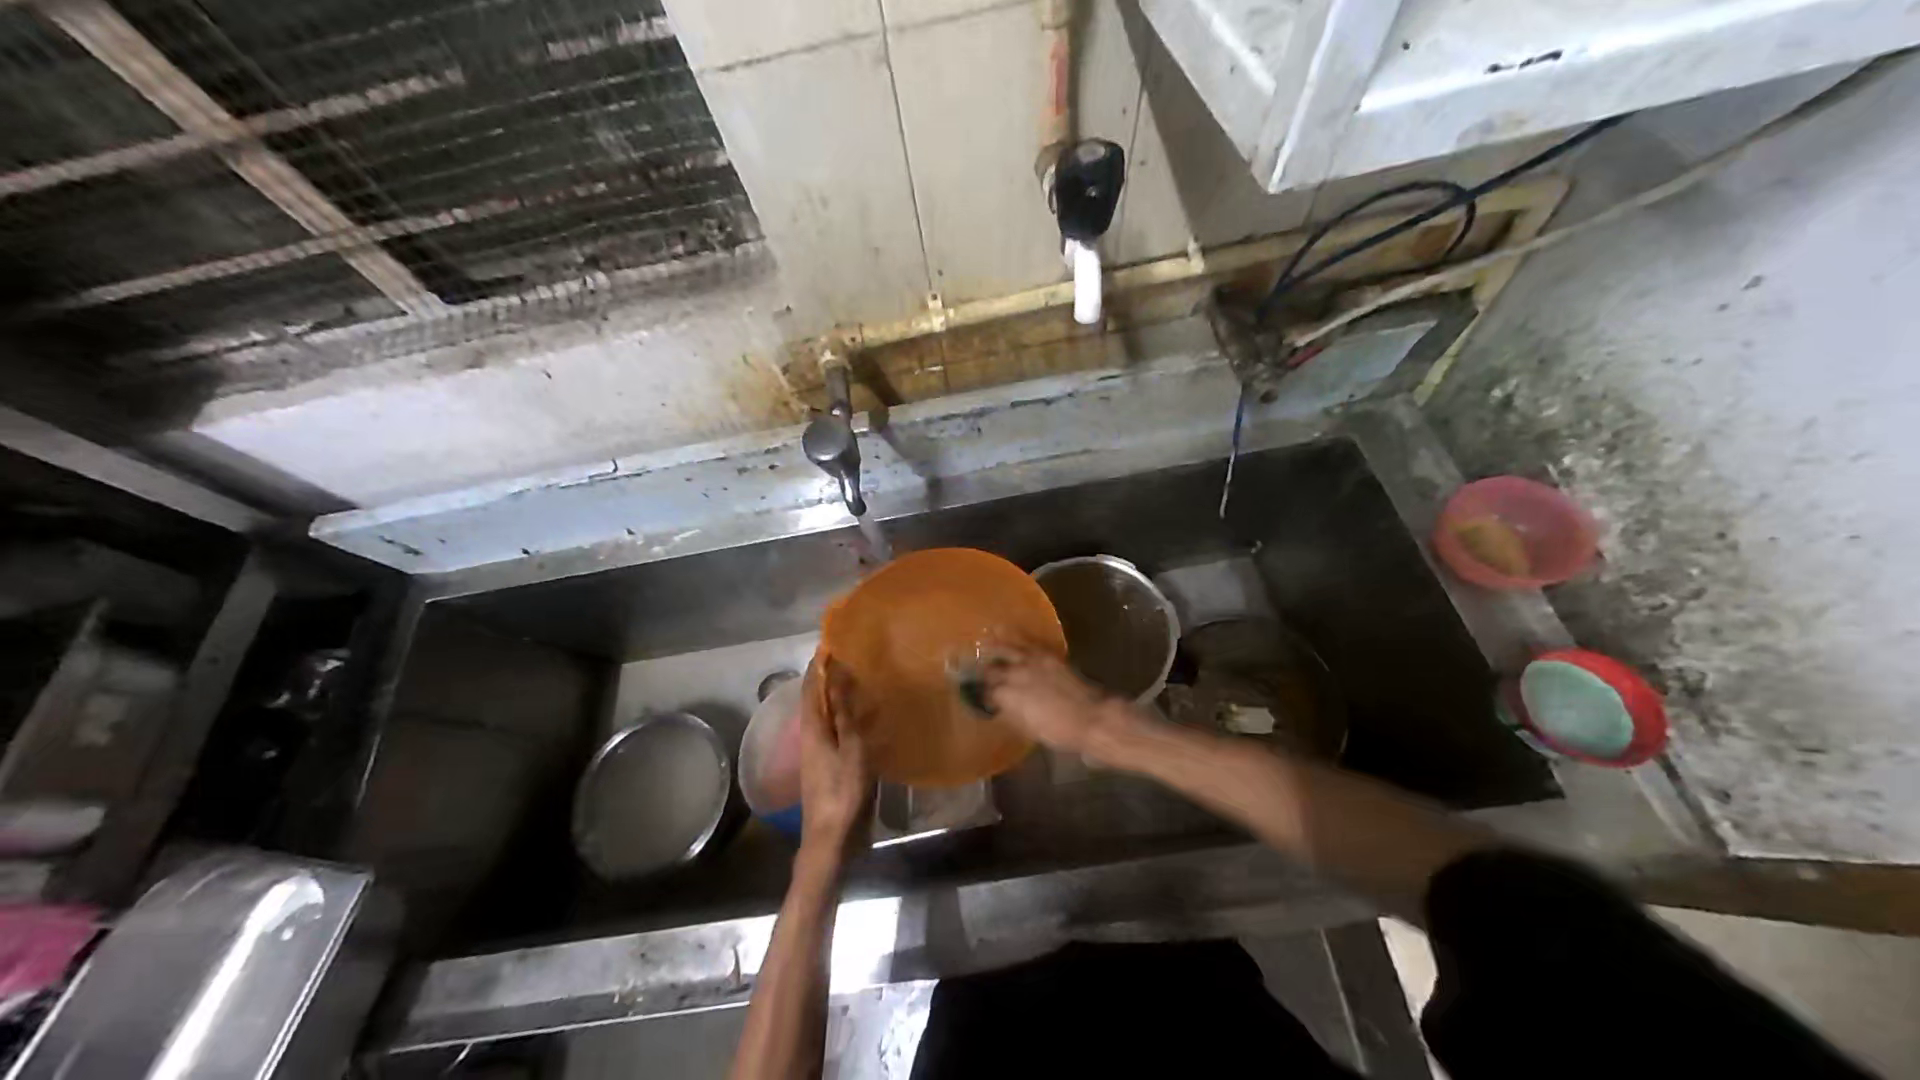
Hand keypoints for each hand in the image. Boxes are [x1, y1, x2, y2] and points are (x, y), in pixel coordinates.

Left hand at [798, 658, 874, 853]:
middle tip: (852, 658)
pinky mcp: (827, 764)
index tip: (832, 643)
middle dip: (829, 677)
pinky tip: (863, 717)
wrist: (831, 837)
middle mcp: (810, 736)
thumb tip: (837, 677)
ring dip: (838, 696)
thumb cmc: (842, 791)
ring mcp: (817, 752)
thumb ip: (844, 714)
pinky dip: (845, 716)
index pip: (812, 687)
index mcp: (812, 728)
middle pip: (816, 699)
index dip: (819, 665)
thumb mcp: (850, 749)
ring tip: (860, 680)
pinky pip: (834, 729)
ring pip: (825, 714)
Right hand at [979, 650, 1137, 755]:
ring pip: (1004, 650)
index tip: (982, 697)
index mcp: (1006, 697)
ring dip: (992, 648)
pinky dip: (1013, 636)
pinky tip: (1003, 630)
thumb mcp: (1028, 729)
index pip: (986, 692)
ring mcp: (1030, 662)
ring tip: (982, 643)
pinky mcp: (1046, 655)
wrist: (1090, 718)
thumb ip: (1010, 714)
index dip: (983, 695)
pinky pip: (1026, 642)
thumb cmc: (1059, 732)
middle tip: (980, 674)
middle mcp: (1014, 675)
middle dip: (984, 673)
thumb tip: (1000, 706)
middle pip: (991, 670)